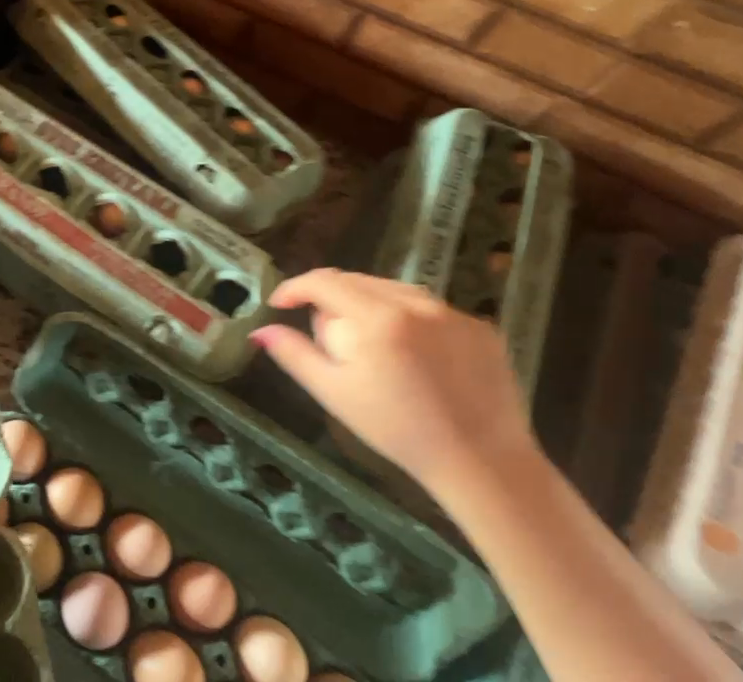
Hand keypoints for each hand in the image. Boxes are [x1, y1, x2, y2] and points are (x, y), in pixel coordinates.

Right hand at [253, 268, 537, 493]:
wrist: (482, 461)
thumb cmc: (397, 430)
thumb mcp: (334, 393)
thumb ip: (294, 354)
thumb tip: (260, 330)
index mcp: (377, 317)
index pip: (324, 281)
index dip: (295, 288)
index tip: (280, 304)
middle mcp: (416, 303)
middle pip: (357, 281)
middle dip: (331, 299)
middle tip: (324, 335)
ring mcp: (453, 313)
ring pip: (393, 290)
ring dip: (368, 304)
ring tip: (365, 342)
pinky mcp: (480, 326)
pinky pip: (429, 308)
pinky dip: (407, 319)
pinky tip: (409, 354)